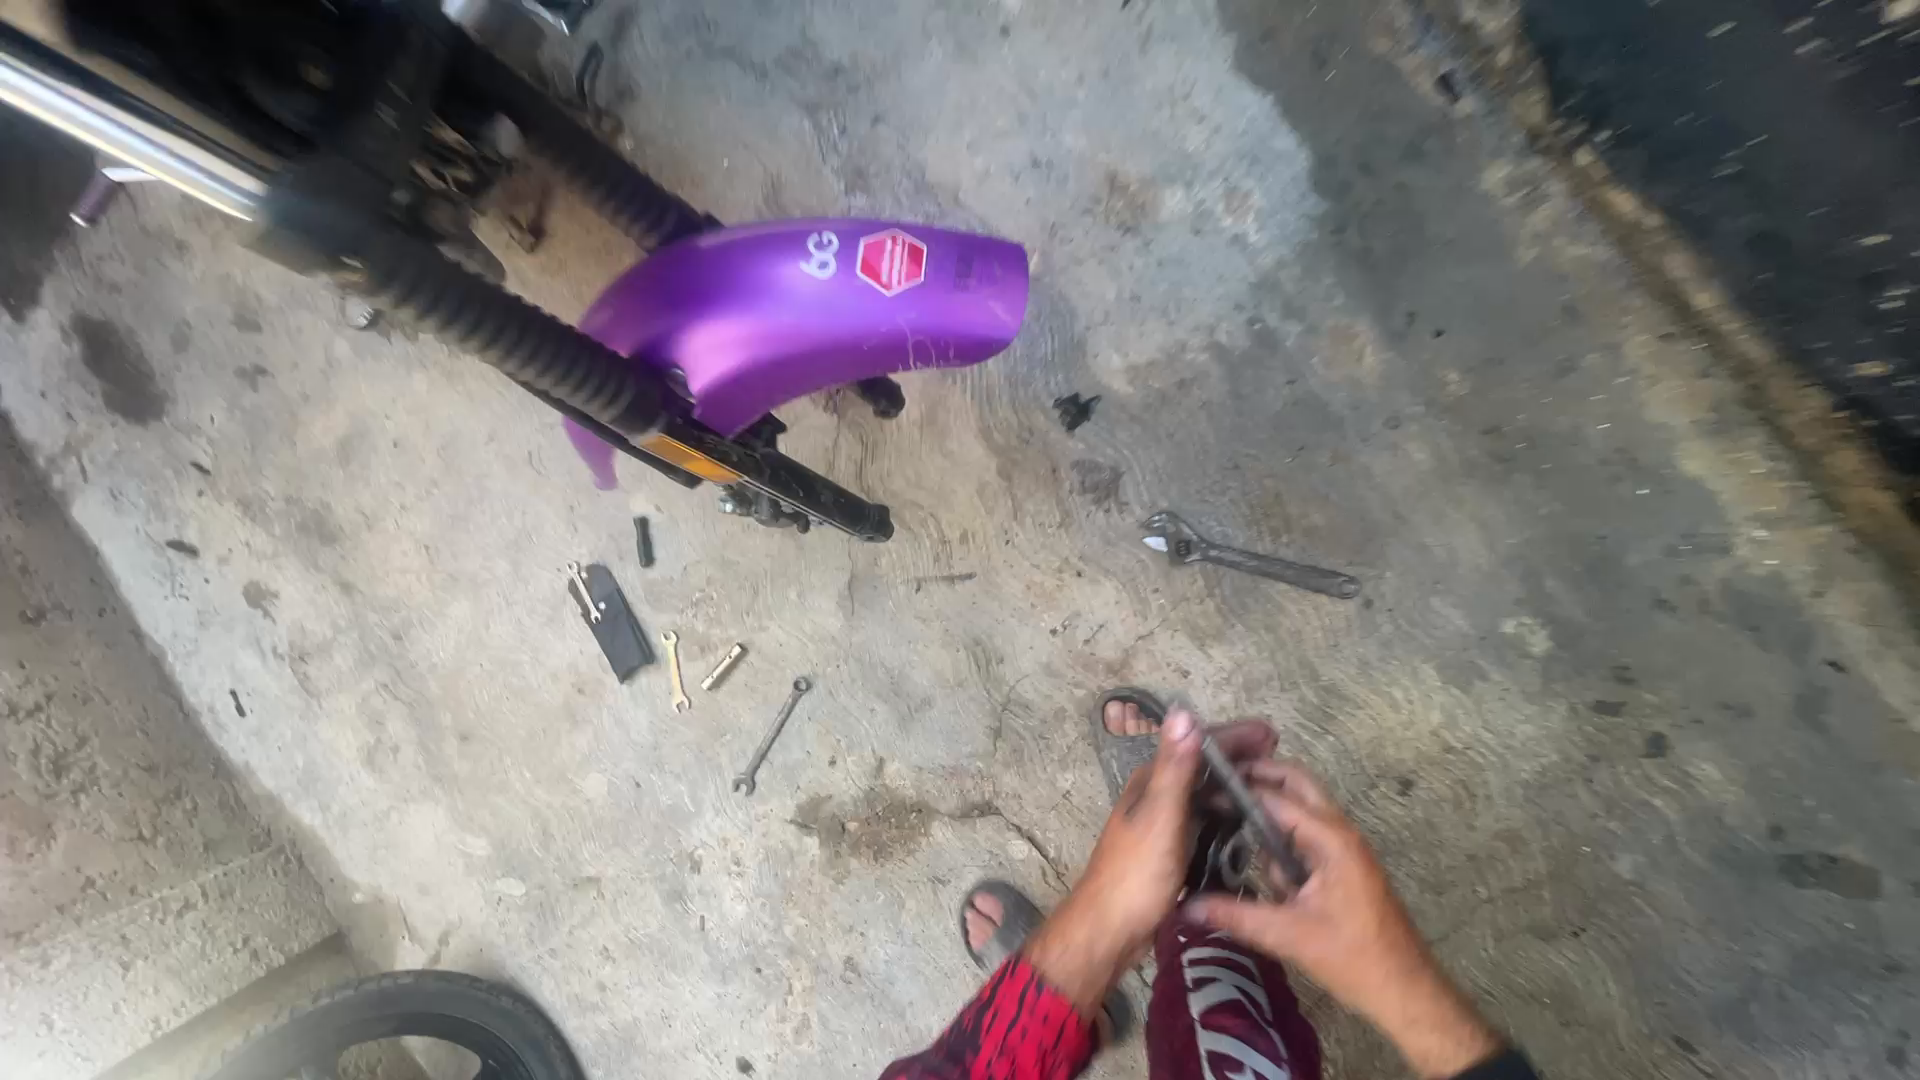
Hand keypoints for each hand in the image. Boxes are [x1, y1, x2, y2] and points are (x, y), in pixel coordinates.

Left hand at [1023, 711, 1276, 1017]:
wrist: (1109, 930)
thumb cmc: (1136, 874)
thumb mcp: (1161, 817)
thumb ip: (1175, 768)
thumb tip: (1183, 711)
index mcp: (1151, 782)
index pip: (1195, 745)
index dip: (1233, 736)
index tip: (1272, 733)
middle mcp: (1155, 796)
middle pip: (1202, 767)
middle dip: (1239, 757)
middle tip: (1280, 756)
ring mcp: (1162, 824)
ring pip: (1203, 795)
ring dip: (1234, 785)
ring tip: (1272, 788)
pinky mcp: (1170, 850)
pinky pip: (1204, 822)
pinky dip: (1226, 815)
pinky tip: (1246, 825)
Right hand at [1184, 762, 1502, 1078]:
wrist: (1409, 995)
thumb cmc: (1355, 960)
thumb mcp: (1288, 936)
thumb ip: (1235, 914)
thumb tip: (1185, 906)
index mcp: (1330, 839)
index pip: (1274, 796)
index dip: (1235, 790)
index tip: (1199, 792)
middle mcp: (1340, 831)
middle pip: (1296, 781)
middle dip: (1258, 775)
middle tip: (1215, 783)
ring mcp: (1344, 846)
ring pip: (1302, 805)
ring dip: (1269, 805)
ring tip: (1226, 816)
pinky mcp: (1342, 863)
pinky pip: (1305, 831)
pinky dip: (1281, 833)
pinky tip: (1256, 857)